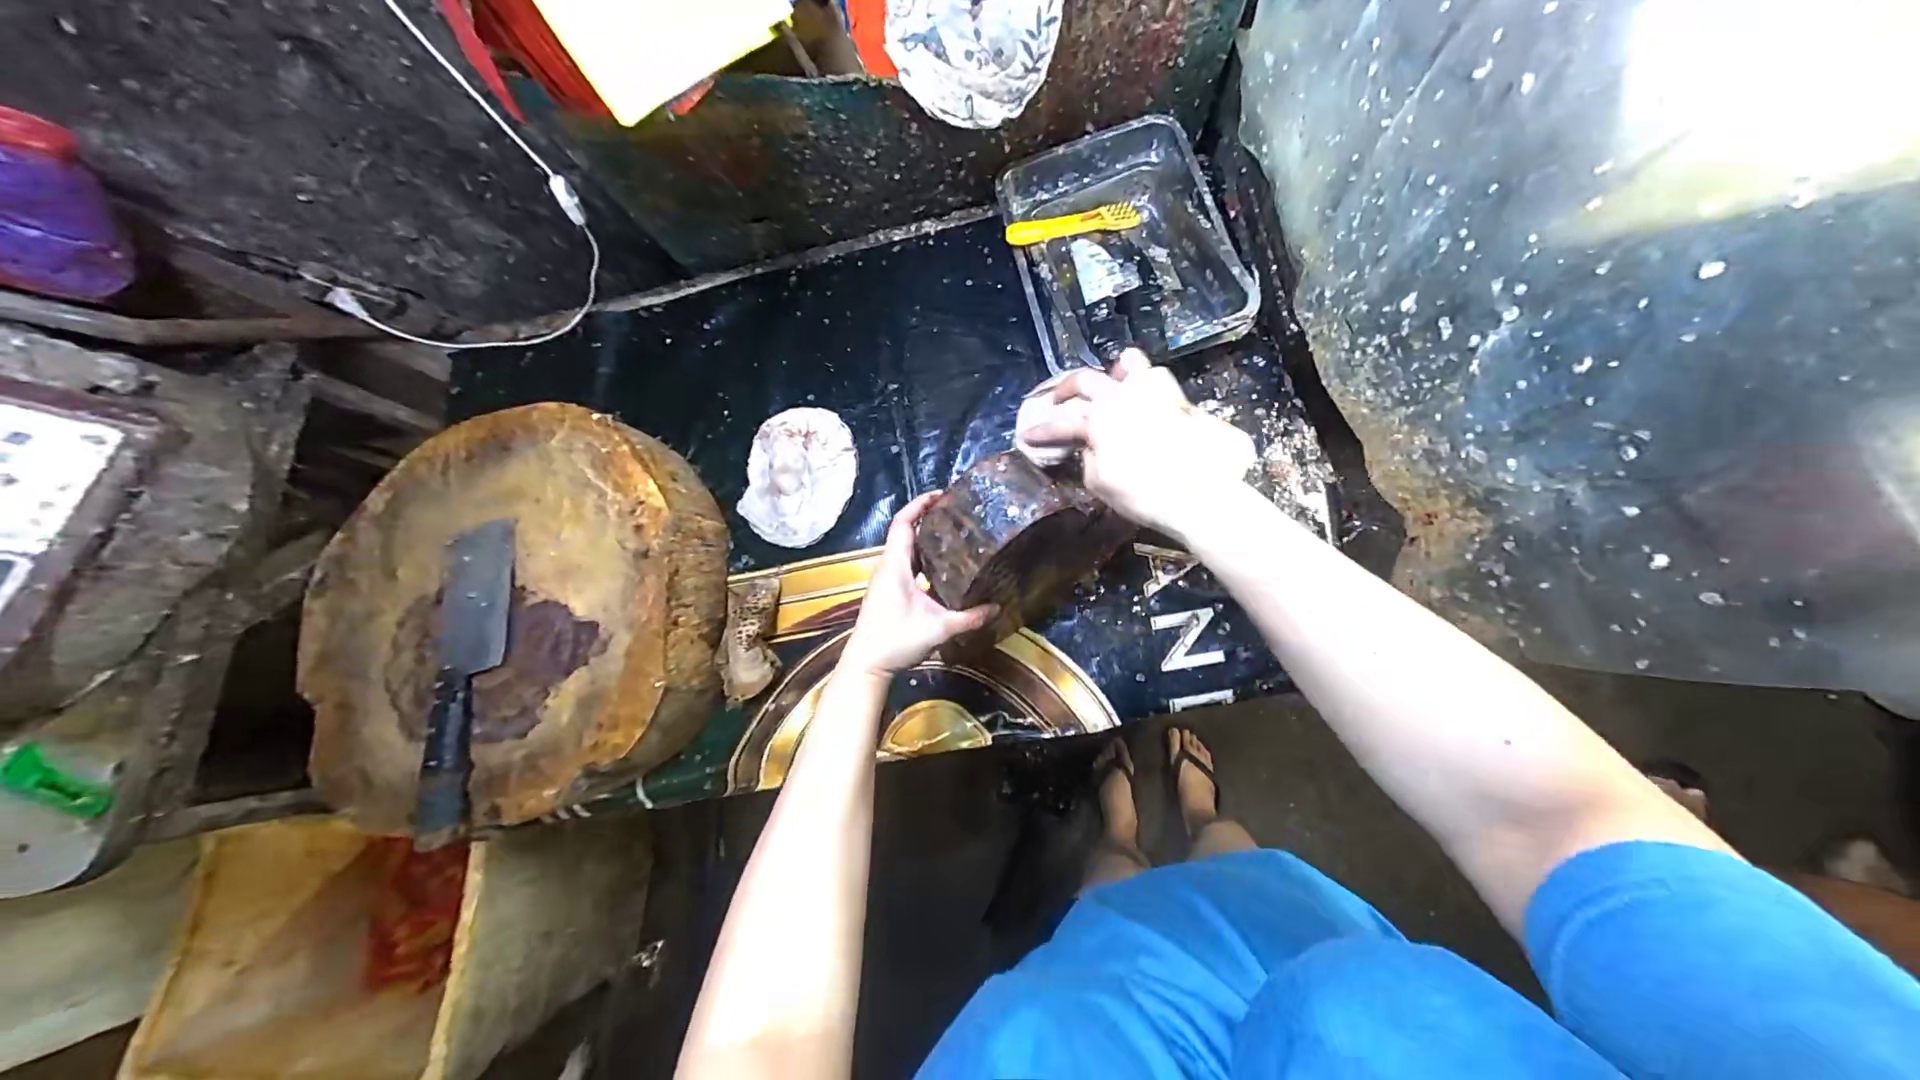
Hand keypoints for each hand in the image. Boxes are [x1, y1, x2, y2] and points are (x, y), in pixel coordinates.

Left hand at [838, 493, 997, 677]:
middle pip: (906, 532)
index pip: (903, 522)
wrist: (866, 665)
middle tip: (956, 514)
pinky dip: (924, 560)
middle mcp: (888, 567)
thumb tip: (997, 608)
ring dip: (927, 541)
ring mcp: (887, 580)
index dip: (920, 504)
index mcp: (895, 565)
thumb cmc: (894, 640)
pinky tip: (944, 569)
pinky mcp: (889, 593)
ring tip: (955, 536)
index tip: (941, 495)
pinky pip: (908, 566)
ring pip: (907, 551)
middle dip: (929, 519)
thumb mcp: (938, 628)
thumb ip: (969, 618)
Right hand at [1019, 349, 1253, 538]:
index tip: (1028, 436)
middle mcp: (1124, 396)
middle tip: (1059, 398)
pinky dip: (1153, 391)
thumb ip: (1090, 459)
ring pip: (1134, 364)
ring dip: (1119, 372)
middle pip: (1087, 378)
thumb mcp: (1101, 484)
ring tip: (1116, 381)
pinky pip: (1166, 386)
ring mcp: (1158, 393)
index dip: (1041, 431)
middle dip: (1067, 388)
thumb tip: (1092, 449)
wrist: (1201, 496)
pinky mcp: (1186, 403)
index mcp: (1099, 418)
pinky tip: (1154, 405)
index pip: (1061, 422)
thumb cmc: (1144, 495)